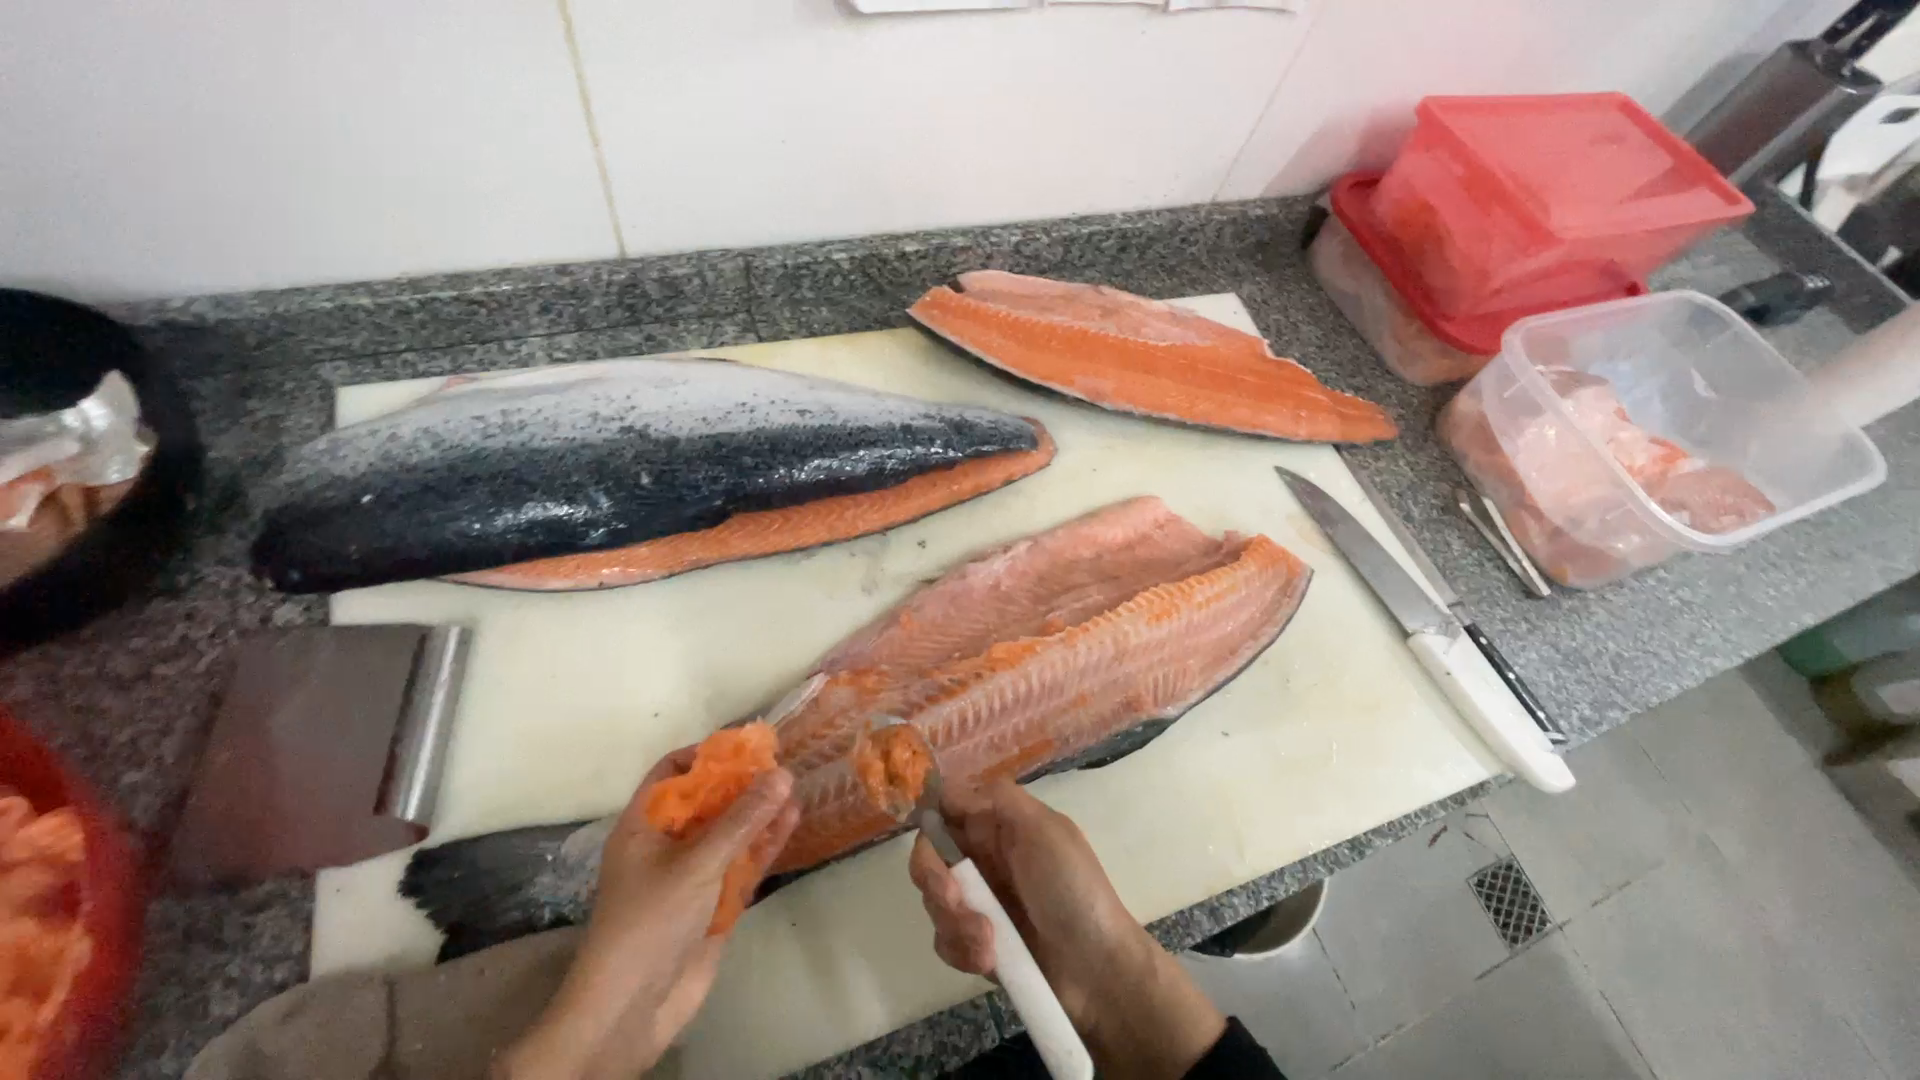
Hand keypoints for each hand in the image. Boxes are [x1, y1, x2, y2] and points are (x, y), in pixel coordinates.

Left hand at [497, 749, 799, 1079]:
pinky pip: (742, 864)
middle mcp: (667, 845)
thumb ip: (741, 819)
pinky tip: (791, 823)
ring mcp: (692, 875)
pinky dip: (764, 845)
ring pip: (730, 833)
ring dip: (759, 814)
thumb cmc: (650, 921)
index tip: (745, 744)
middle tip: (780, 763)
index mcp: (643, 826)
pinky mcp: (714, 903)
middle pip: (708, 801)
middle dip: (742, 783)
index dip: (706, 755)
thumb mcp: (696, 862)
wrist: (632, 1008)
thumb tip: (782, 774)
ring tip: (794, 789)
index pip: (672, 773)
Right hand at [908, 779, 1224, 1079]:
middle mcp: (985, 857)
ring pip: (934, 900)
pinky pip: (944, 939)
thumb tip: (948, 790)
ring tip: (988, 942)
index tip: (936, 844)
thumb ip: (998, 799)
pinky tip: (989, 960)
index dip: (933, 821)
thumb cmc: (1074, 891)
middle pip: (929, 854)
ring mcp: (979, 901)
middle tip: (955, 899)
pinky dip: (961, 949)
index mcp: (1000, 824)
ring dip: (954, 922)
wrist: (1098, 971)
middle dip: (934, 879)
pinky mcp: (976, 942)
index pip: (947, 807)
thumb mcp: (1045, 830)